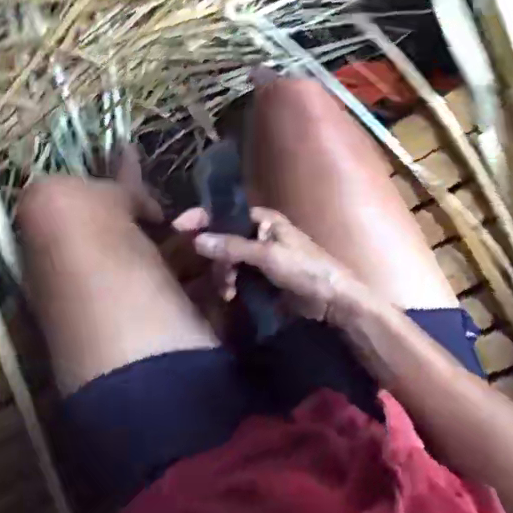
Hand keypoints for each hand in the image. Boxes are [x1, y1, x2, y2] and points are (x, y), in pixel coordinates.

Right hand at [193, 208, 367, 324]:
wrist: (334, 300)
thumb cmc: (306, 270)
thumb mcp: (267, 257)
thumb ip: (232, 247)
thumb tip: (197, 239)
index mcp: (265, 220)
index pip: (226, 213)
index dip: (202, 217)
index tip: (178, 227)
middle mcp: (261, 233)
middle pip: (224, 238)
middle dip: (216, 257)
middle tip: (220, 277)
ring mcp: (262, 256)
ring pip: (228, 259)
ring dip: (223, 275)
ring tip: (228, 292)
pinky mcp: (264, 277)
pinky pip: (237, 276)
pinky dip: (231, 284)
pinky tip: (232, 296)